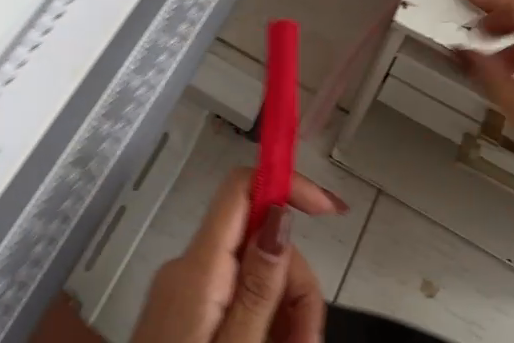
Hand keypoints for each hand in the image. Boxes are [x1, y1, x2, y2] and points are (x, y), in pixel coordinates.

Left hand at [132, 167, 345, 342]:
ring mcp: (184, 292)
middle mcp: (187, 269)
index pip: (241, 190)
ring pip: (254, 274)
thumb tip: (279, 214)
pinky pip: (236, 299)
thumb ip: (259, 286)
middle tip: (307, 340)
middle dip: (294, 284)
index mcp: (196, 269)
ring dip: (284, 311)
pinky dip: (262, 322)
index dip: (286, 186)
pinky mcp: (185, 315)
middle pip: (259, 242)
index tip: (329, 211)